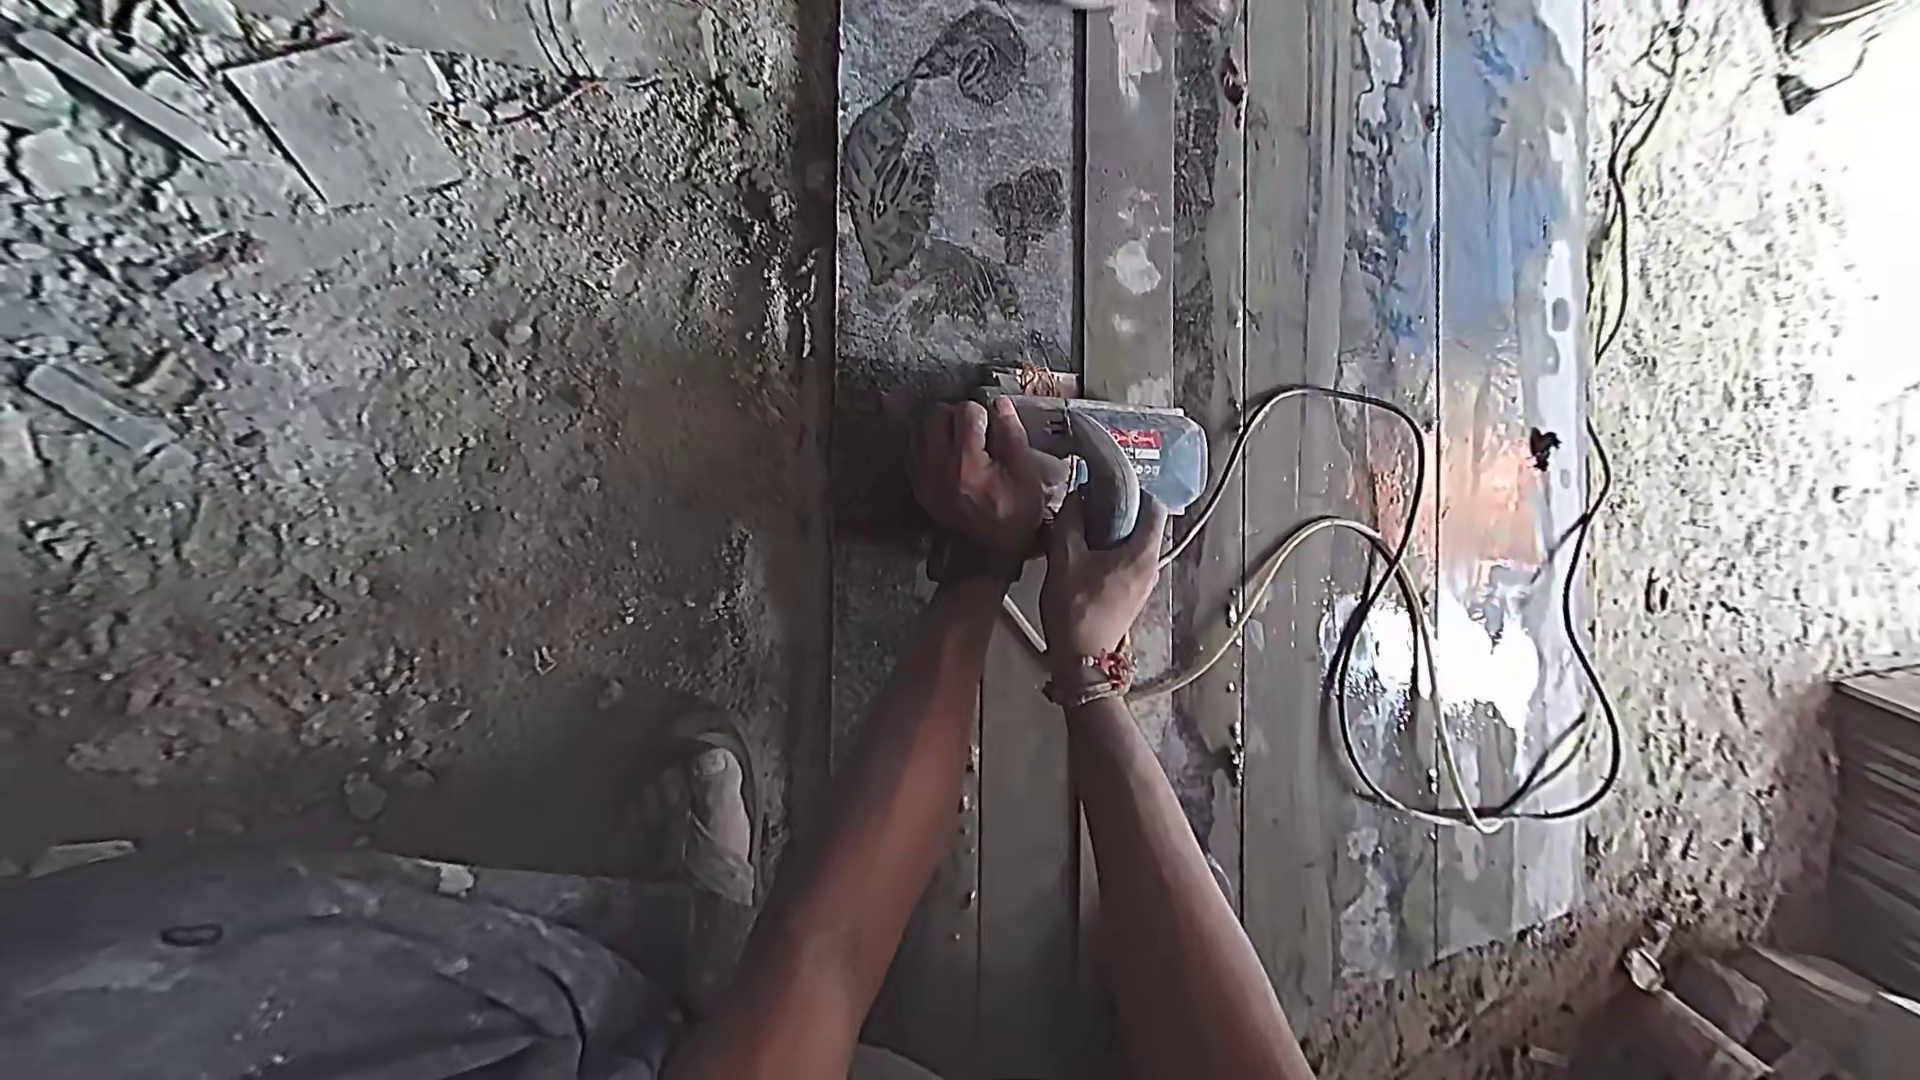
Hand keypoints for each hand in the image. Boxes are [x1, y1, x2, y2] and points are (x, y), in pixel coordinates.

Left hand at [910, 398, 1045, 554]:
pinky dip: (927, 444)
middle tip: (976, 431)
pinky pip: (912, 451)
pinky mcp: (918, 487)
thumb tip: (998, 403)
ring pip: (919, 430)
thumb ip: (1012, 435)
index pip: (966, 412)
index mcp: (967, 464)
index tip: (993, 428)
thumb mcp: (1025, 474)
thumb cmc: (1015, 514)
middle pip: (936, 415)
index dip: (984, 414)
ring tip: (960, 440)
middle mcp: (937, 469)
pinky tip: (946, 452)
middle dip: (957, 416)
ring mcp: (923, 479)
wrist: (991, 552)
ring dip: (939, 428)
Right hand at [1041, 491, 1166, 668]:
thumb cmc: (1076, 608)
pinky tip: (1086, 553)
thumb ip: (1070, 521)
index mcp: (1143, 554)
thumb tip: (1076, 496)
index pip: (1155, 506)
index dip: (1134, 489)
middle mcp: (1152, 567)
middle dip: (1119, 509)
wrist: (1081, 660)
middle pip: (1144, 525)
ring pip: (1135, 544)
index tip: (1109, 483)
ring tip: (1084, 525)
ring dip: (1113, 531)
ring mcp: (1145, 584)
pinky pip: (1128, 561)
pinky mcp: (1133, 595)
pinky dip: (1112, 550)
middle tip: (1090, 501)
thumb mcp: (1064, 558)